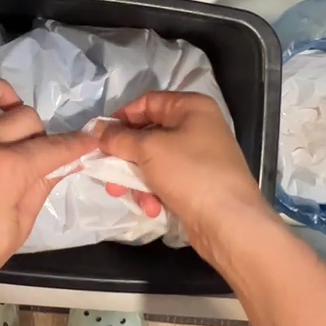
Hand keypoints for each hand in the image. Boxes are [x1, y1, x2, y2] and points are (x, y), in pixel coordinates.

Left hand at [0, 76, 96, 296]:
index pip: (54, 147)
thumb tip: (62, 164)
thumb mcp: (20, 226)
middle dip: (40, 130)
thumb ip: (40, 188)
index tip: (91, 139)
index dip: (77, 144)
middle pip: (22, 117)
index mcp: (9, 166)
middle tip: (40, 149)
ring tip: (4, 103)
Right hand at [96, 91, 276, 260]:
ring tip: (127, 195)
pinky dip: (153, 192)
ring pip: (152, 160)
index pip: (147, 102)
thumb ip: (118, 138)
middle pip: (147, 134)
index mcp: (191, 107)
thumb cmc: (190, 173)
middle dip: (125, 156)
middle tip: (106, 172)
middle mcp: (197, 127)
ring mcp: (198, 157)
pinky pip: (164, 180)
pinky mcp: (197, 183)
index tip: (100, 137)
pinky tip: (152, 208)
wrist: (229, 223)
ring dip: (136, 179)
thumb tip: (96, 131)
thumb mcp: (148, 149)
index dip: (121, 118)